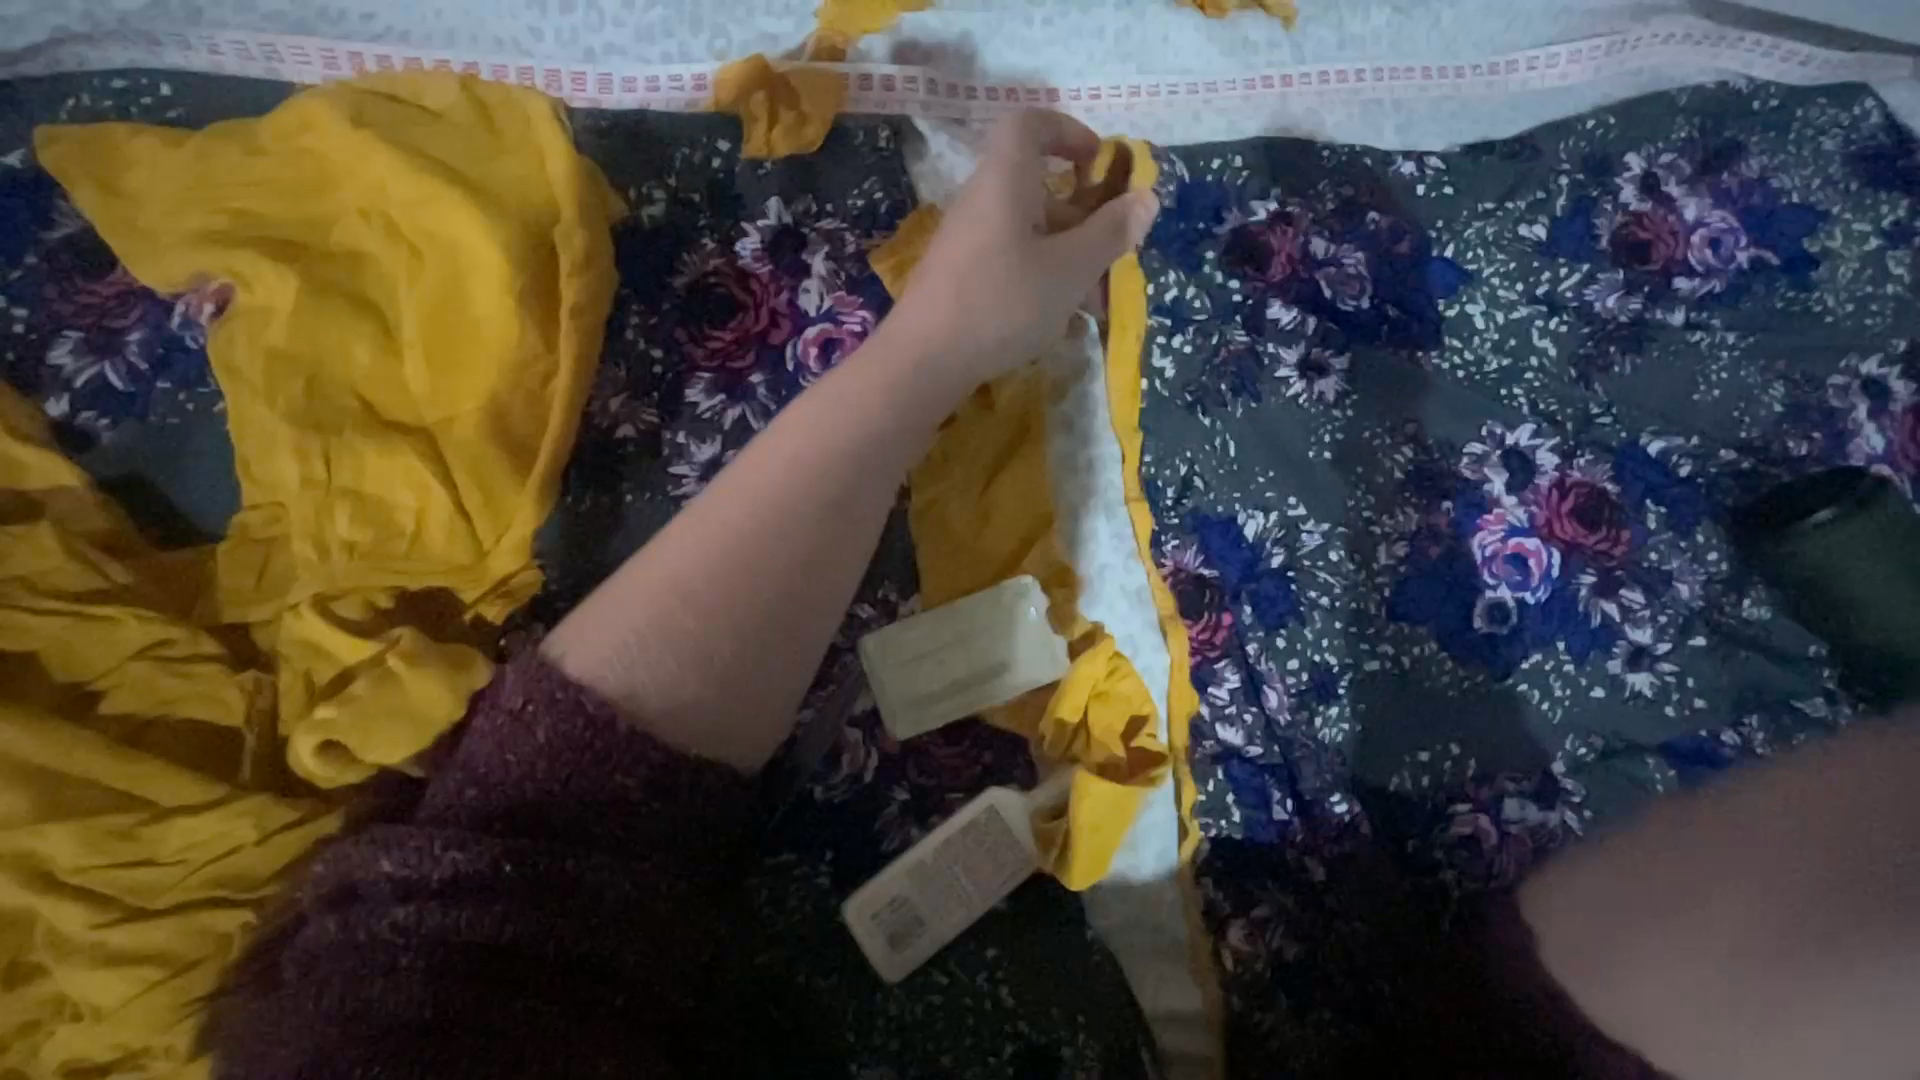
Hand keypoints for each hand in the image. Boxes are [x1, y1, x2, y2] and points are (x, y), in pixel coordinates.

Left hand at [884, 109, 1159, 385]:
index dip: (1068, 132)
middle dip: (1083, 219)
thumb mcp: (1069, 270)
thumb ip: (1110, 233)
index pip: (1030, 124)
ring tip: (1095, 305)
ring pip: (1029, 235)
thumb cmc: (1002, 303)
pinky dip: (1041, 282)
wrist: (924, 361)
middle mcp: (982, 202)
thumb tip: (1146, 198)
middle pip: (1038, 189)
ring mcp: (968, 243)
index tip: (1098, 164)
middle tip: (1113, 255)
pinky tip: (1062, 325)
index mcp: (1005, 180)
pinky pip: (1011, 265)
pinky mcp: (960, 279)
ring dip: (1068, 260)